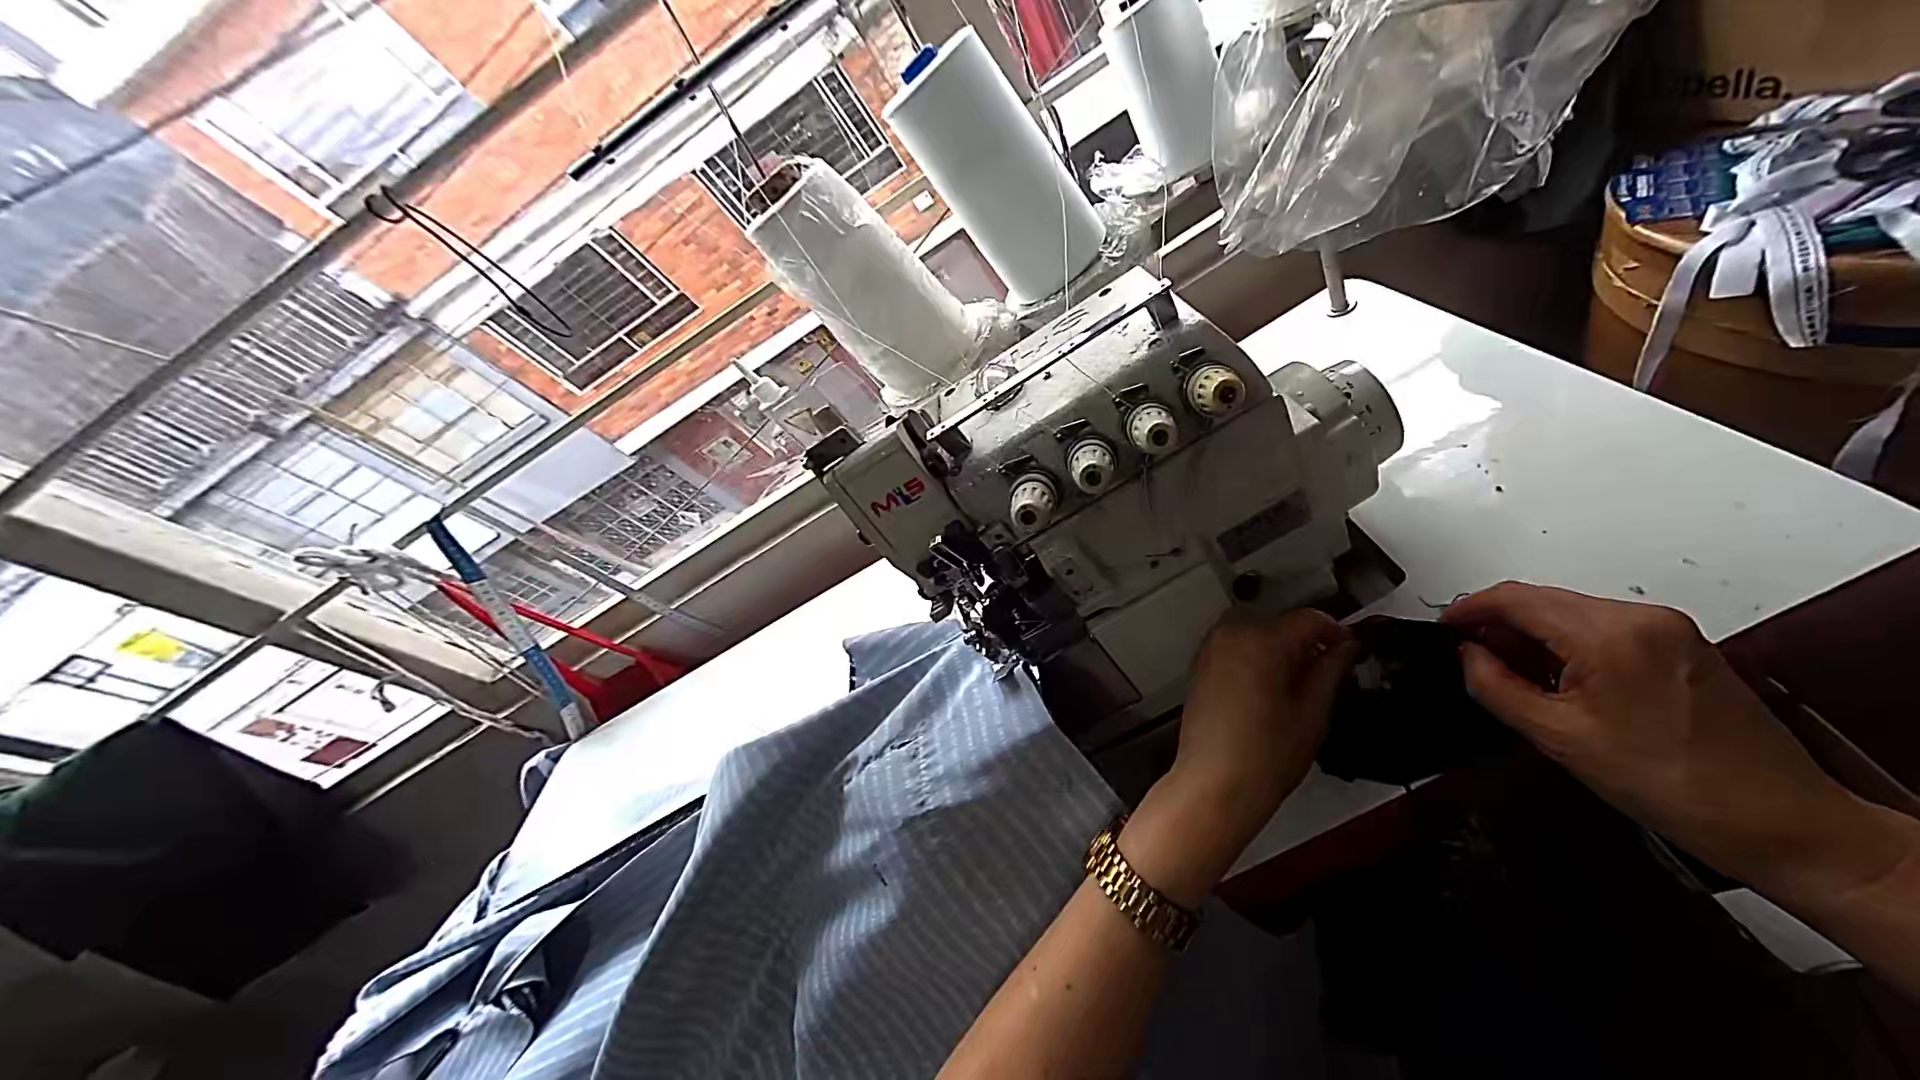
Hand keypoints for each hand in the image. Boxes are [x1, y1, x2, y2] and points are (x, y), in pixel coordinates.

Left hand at [1122, 610, 1357, 904]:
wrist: (1214, 784)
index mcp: (1261, 642)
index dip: (1336, 631)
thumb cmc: (1262, 756)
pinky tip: (1269, 696)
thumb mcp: (1312, 712)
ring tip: (1299, 692)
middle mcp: (1230, 637)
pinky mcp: (1200, 669)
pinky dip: (1256, 664)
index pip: (1308, 619)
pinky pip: (1237, 653)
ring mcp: (1210, 652)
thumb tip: (1344, 649)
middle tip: (1329, 675)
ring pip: (1257, 639)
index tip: (1350, 647)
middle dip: (1307, 646)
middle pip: (1280, 627)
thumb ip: (1330, 670)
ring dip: (1280, 655)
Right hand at [1443, 582, 1894, 896]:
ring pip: (1570, 612)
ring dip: (1533, 636)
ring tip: (1514, 677)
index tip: (1445, 629)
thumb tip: (1467, 655)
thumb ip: (1494, 685)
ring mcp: (1669, 629)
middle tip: (1471, 658)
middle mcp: (1644, 619)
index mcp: (1610, 635)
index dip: (1469, 609)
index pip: (1516, 598)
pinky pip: (1602, 628)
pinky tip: (1558, 680)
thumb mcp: (1556, 736)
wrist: (1779, 822)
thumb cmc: (1673, 783)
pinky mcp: (1681, 645)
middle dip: (1499, 624)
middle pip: (1543, 600)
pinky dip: (1567, 645)